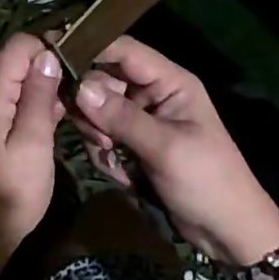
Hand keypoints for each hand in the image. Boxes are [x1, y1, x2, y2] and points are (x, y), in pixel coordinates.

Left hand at [0, 33, 64, 256]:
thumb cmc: (11, 194)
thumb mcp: (32, 144)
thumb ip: (38, 96)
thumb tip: (47, 53)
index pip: (18, 44)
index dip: (49, 45)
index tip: (82, 58)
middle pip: (16, 56)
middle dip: (49, 63)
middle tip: (84, 83)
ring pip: (16, 74)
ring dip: (45, 82)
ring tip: (77, 98)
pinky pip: (12, 93)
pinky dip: (34, 98)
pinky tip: (58, 113)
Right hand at [70, 35, 278, 264]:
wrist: (226, 231)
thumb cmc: (207, 180)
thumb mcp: (165, 148)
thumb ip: (121, 117)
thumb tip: (79, 87)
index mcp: (170, 82)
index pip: (124, 51)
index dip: (90, 48)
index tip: (52, 54)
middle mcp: (152, 95)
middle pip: (103, 82)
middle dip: (94, 110)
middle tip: (103, 140)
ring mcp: (141, 121)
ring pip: (98, 114)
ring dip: (100, 138)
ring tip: (118, 160)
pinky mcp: (133, 146)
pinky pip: (103, 139)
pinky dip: (106, 157)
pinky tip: (124, 176)